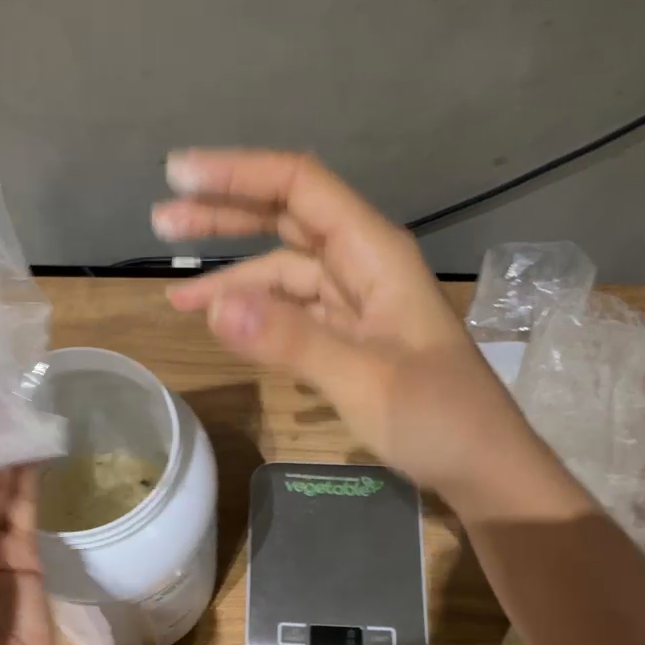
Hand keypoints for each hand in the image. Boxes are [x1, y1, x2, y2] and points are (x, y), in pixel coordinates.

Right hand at [153, 150, 586, 520]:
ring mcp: (357, 305)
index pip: (300, 188)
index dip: (238, 176)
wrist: (484, 468)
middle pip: (287, 221)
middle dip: (225, 216)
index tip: (178, 175)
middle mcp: (363, 267)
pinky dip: (257, 315)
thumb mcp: (365, 379)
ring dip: (233, 278)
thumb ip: (292, 341)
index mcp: (375, 254)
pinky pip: (294, 312)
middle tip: (160, 221)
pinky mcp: (350, 339)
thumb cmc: (440, 419)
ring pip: (285, 273)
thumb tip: (216, 306)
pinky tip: (226, 326)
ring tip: (177, 299)